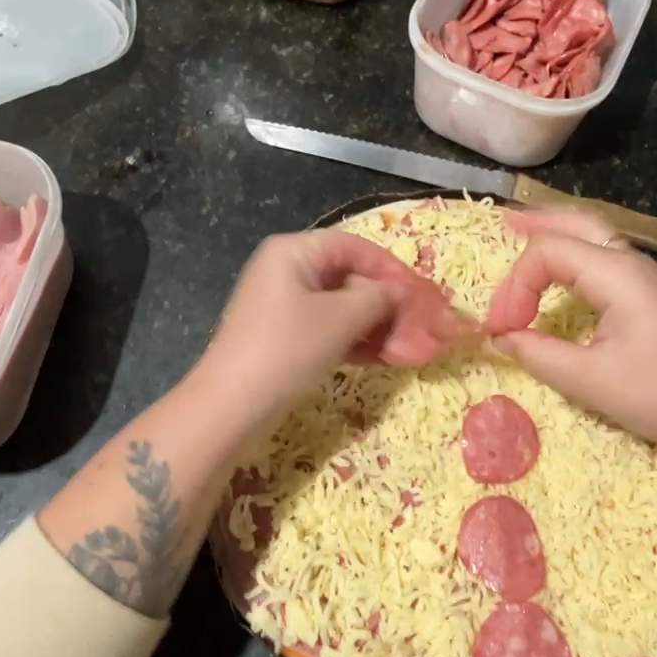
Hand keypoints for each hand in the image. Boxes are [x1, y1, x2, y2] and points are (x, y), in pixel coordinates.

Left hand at [193, 230, 460, 419]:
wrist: (230, 409)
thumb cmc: (285, 350)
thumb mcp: (339, 319)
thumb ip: (378, 299)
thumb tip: (402, 293)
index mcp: (294, 252)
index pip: (355, 247)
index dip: (393, 269)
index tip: (424, 293)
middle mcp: (289, 271)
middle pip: (352, 278)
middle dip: (391, 305)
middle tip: (426, 327)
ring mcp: (286, 306)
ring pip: (345, 308)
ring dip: (381, 327)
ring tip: (417, 349)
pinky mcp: (288, 339)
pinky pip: (333, 330)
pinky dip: (361, 342)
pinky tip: (392, 358)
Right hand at [485, 209, 656, 454]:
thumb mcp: (593, 382)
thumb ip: (540, 355)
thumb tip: (502, 338)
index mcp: (616, 273)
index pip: (547, 253)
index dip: (514, 286)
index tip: (502, 330)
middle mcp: (628, 261)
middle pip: (573, 221)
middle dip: (532, 226)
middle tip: (498, 229)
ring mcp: (642, 273)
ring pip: (590, 232)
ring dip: (553, 231)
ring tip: (519, 232)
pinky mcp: (648, 291)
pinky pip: (601, 251)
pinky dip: (571, 248)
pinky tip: (560, 266)